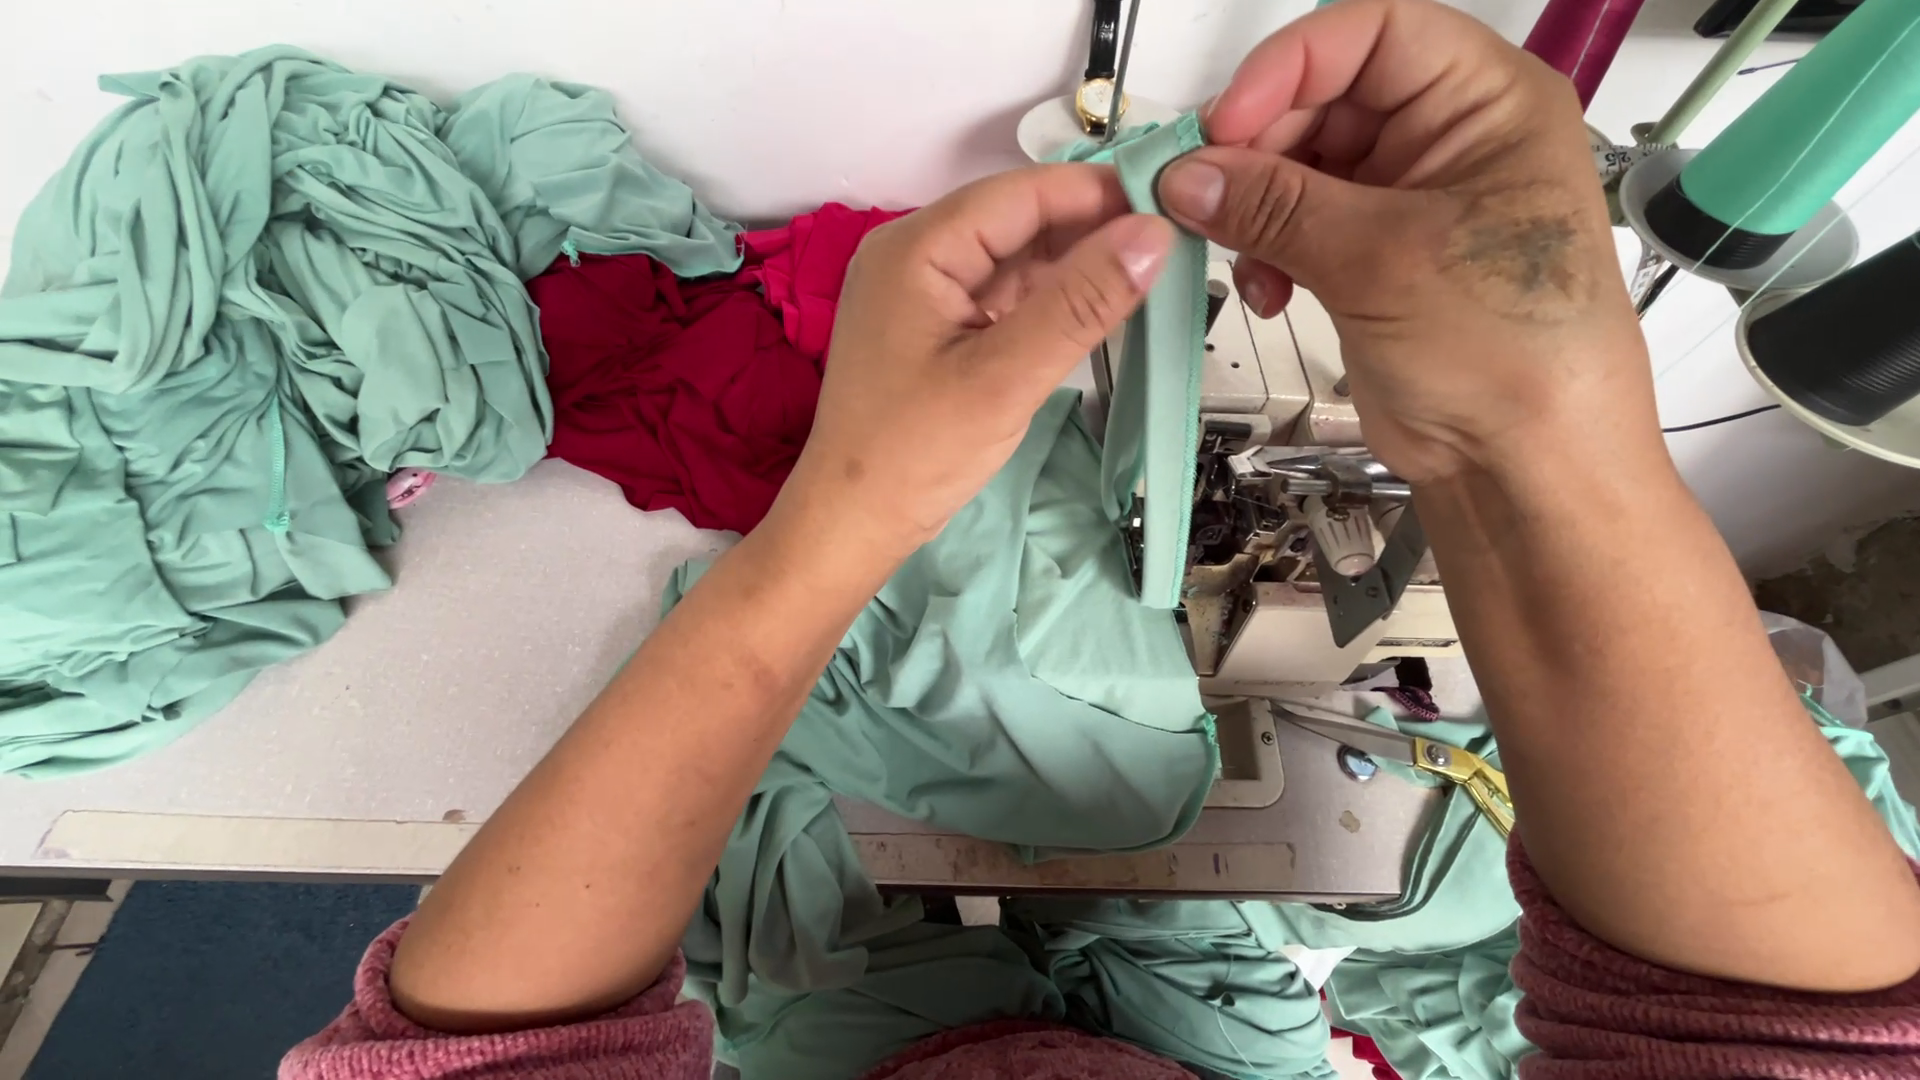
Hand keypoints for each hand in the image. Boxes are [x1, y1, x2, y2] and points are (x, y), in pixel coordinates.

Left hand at [766, 165, 1171, 559]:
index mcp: (916, 249)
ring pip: (1010, 262)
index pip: (1020, 194)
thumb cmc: (916, 454)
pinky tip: (1089, 312)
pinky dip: (1043, 304)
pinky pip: (997, 299)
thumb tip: (1154, 234)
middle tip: (1166, 250)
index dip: (1097, 194)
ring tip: (1142, 279)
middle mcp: (913, 256)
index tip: (1171, 206)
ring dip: (1070, 270)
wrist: (854, 520)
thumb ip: (1079, 304)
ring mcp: (920, 296)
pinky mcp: (932, 331)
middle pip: (1014, 222)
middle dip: (1088, 232)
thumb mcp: (1004, 377)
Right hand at [1156, 0, 1653, 483]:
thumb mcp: (1379, 258)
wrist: (1514, 454)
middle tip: (1202, 204)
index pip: (1369, 37)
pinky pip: (1296, 232)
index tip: (1218, 131)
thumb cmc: (1492, 343)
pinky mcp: (1365, 262)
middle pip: (1321, 107)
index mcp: (1480, 102)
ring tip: (1245, 267)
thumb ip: (1275, 208)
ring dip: (1255, 215)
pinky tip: (1266, 296)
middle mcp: (1439, 141)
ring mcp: (1399, 205)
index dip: (1286, 70)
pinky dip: (1268, 257)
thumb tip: (1180, 175)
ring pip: (1297, 175)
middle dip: (1257, 157)